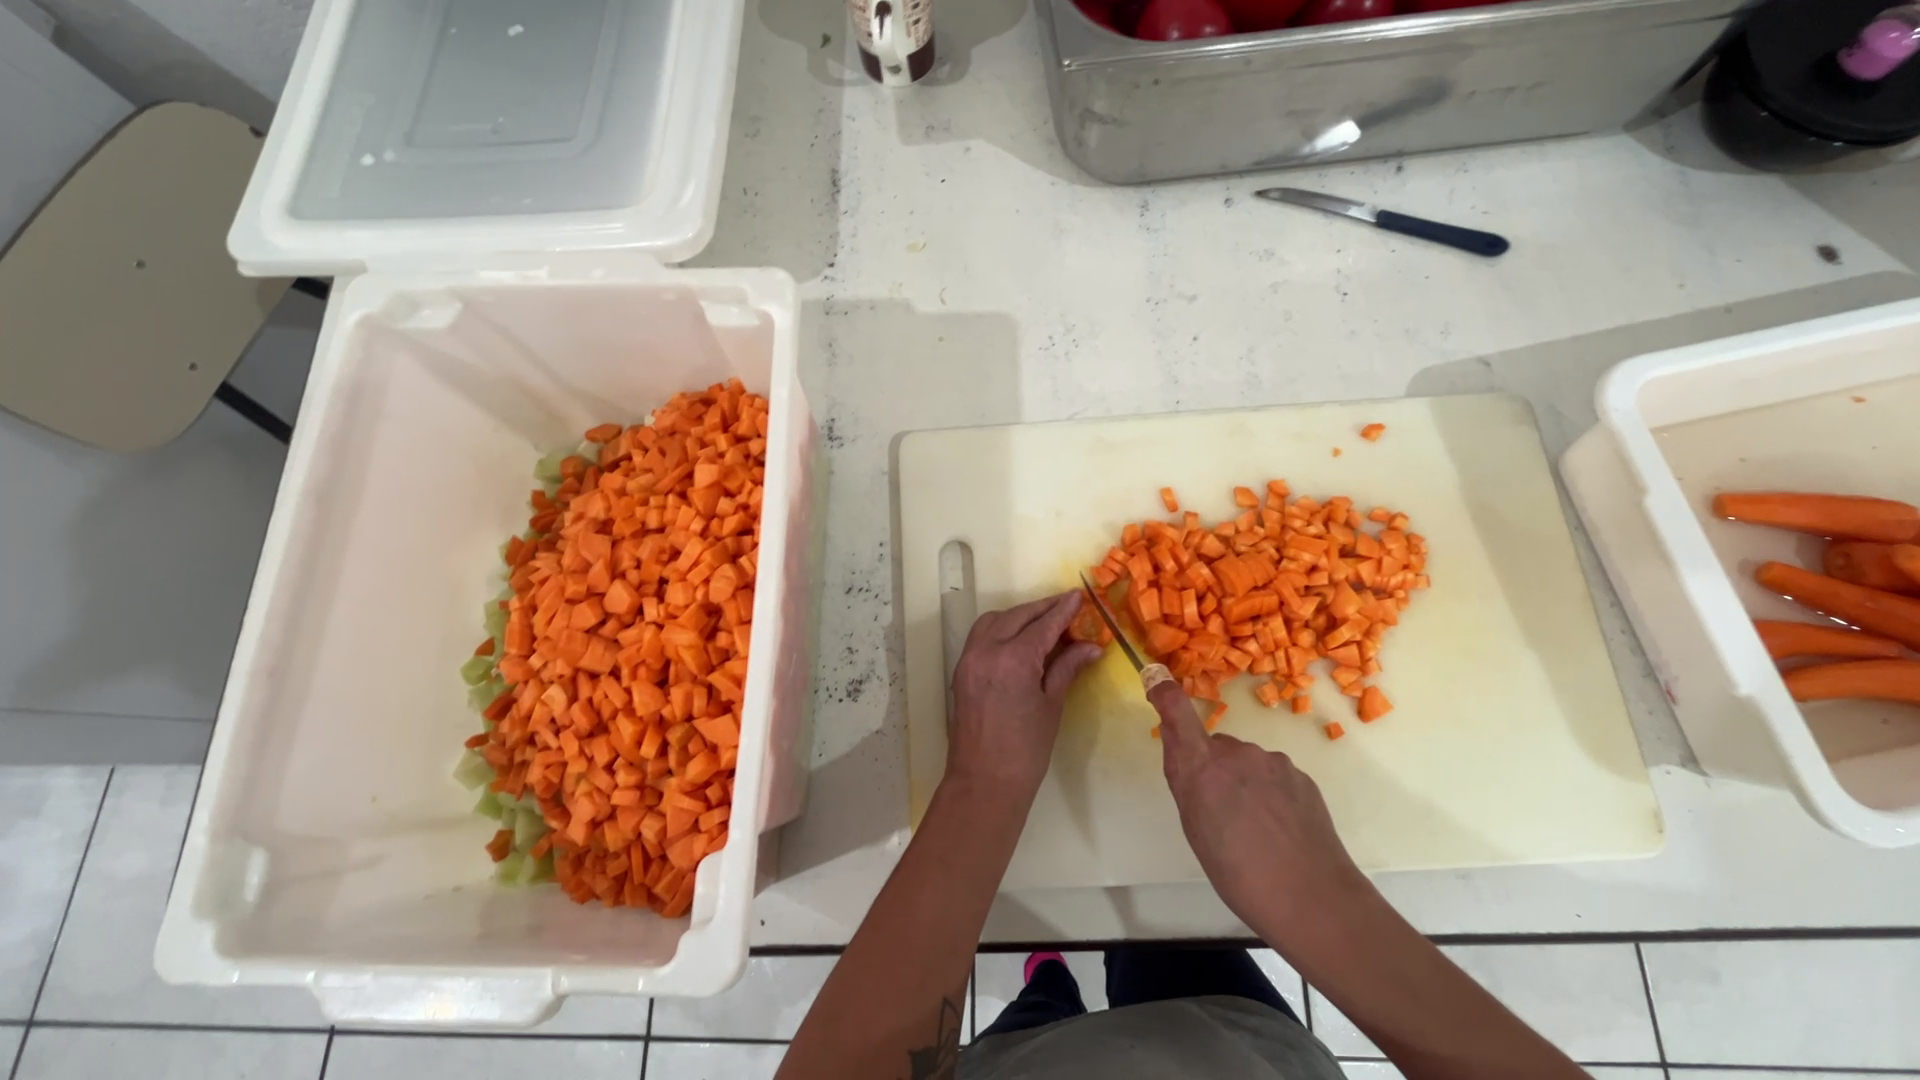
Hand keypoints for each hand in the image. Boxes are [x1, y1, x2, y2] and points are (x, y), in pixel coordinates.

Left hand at [946, 591, 1105, 802]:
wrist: (984, 781)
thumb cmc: (1026, 749)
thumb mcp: (1051, 705)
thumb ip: (1067, 668)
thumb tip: (1091, 646)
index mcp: (1013, 659)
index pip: (1043, 625)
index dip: (1063, 610)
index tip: (1078, 596)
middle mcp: (986, 651)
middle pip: (1017, 616)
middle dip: (1042, 609)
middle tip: (1066, 606)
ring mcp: (969, 659)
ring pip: (994, 621)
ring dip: (1019, 616)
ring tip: (1044, 621)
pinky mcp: (961, 670)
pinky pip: (981, 636)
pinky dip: (1001, 629)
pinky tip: (1020, 637)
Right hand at [1151, 681, 1365, 930]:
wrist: (1311, 898)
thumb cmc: (1238, 873)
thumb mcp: (1195, 830)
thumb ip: (1185, 782)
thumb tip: (1178, 746)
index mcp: (1202, 768)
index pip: (1177, 715)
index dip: (1164, 693)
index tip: (1155, 678)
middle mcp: (1237, 753)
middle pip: (1214, 748)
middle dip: (1211, 769)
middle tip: (1217, 815)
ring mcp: (1273, 762)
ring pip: (1245, 763)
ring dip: (1242, 784)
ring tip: (1252, 831)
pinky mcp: (1300, 776)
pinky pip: (1272, 776)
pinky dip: (1268, 794)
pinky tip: (1277, 830)